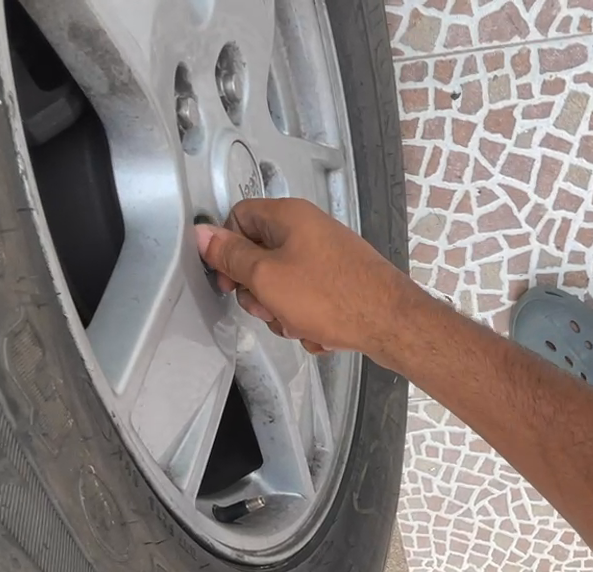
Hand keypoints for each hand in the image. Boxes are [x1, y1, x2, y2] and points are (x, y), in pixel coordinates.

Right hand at [194, 198, 439, 360]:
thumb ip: (231, 256)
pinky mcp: (343, 286)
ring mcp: (329, 260)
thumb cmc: (330, 298)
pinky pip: (311, 304)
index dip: (227, 252)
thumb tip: (201, 234)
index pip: (238, 219)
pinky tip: (323, 334)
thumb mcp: (267, 277)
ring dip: (286, 315)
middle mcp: (310, 231)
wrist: (391, 324)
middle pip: (261, 259)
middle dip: (260, 293)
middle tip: (272, 310)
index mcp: (289, 216)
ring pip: (285, 288)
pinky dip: (311, 322)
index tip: (229, 283)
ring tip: (302, 326)